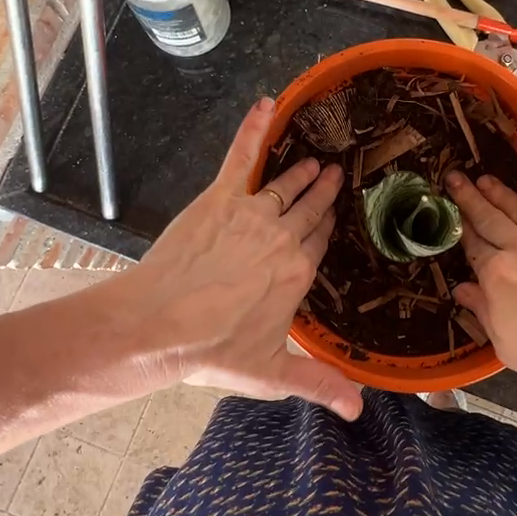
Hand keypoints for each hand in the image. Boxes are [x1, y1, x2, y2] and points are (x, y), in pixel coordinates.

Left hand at [126, 98, 362, 418]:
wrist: (157, 327)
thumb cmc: (212, 352)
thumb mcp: (271, 374)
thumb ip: (318, 383)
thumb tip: (358, 409)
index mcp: (298, 274)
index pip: (319, 243)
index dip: (326, 228)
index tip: (335, 215)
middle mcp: (283, 237)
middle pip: (308, 210)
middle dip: (324, 193)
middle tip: (336, 174)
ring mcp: (252, 212)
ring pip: (285, 185)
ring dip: (301, 171)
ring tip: (315, 160)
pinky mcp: (221, 197)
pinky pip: (243, 156)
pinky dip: (255, 129)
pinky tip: (265, 106)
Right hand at [444, 126, 516, 403]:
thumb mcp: (510, 348)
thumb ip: (484, 314)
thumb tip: (462, 291)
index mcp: (497, 276)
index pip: (473, 249)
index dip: (460, 232)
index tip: (448, 217)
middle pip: (489, 219)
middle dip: (469, 199)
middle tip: (455, 178)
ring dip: (501, 190)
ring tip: (485, 177)